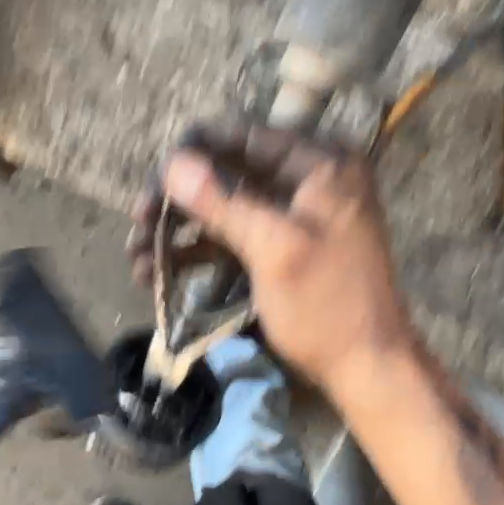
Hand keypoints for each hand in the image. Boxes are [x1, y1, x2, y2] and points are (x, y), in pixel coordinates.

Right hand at [130, 124, 413, 388]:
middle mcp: (307, 179)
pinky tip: (155, 272)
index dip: (193, 151)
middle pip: (226, 171)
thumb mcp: (274, 247)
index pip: (245, 137)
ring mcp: (292, 215)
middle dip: (178, 198)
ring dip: (177, 228)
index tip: (152, 176)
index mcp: (321, 164)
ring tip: (137, 256)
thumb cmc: (327, 304)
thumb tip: (173, 163)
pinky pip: (229, 237)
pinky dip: (194, 252)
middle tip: (138, 220)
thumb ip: (223, 201)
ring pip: (222, 206)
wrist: (366, 368)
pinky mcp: (278, 248)